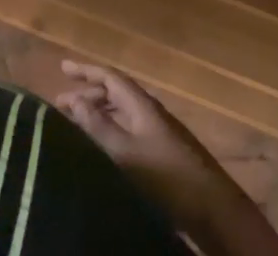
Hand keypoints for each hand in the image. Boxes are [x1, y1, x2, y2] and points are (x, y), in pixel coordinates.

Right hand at [56, 61, 231, 225]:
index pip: (110, 77)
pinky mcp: (166, 154)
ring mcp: (162, 134)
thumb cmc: (166, 176)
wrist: (215, 211)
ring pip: (124, 113)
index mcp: (142, 106)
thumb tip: (74, 98)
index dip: (86, 70)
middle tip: (62, 104)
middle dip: (89, 94)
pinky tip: (104, 148)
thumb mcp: (124, 150)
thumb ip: (97, 124)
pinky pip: (132, 130)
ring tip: (78, 125)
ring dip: (100, 113)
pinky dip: (112, 130)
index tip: (62, 67)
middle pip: (117, 93)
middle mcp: (152, 113)